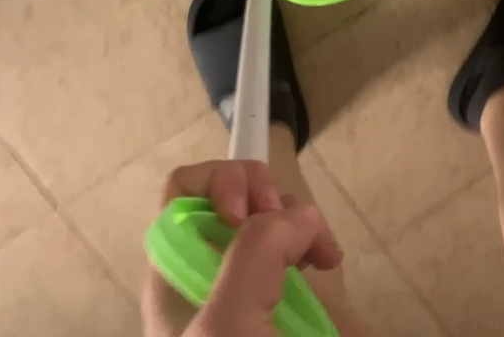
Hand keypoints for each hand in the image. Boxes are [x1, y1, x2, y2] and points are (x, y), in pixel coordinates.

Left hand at [140, 161, 343, 336]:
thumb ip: (255, 253)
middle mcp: (206, 274)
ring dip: (301, 218)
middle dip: (273, 197)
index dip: (222, 182)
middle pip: (235, 194)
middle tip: (299, 232)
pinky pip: (294, 248)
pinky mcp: (279, 303)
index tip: (253, 214)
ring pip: (269, 217)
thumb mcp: (227, 327)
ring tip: (324, 253)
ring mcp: (244, 289)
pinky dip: (315, 242)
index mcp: (174, 274)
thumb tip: (299, 217)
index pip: (184, 189)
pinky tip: (329, 263)